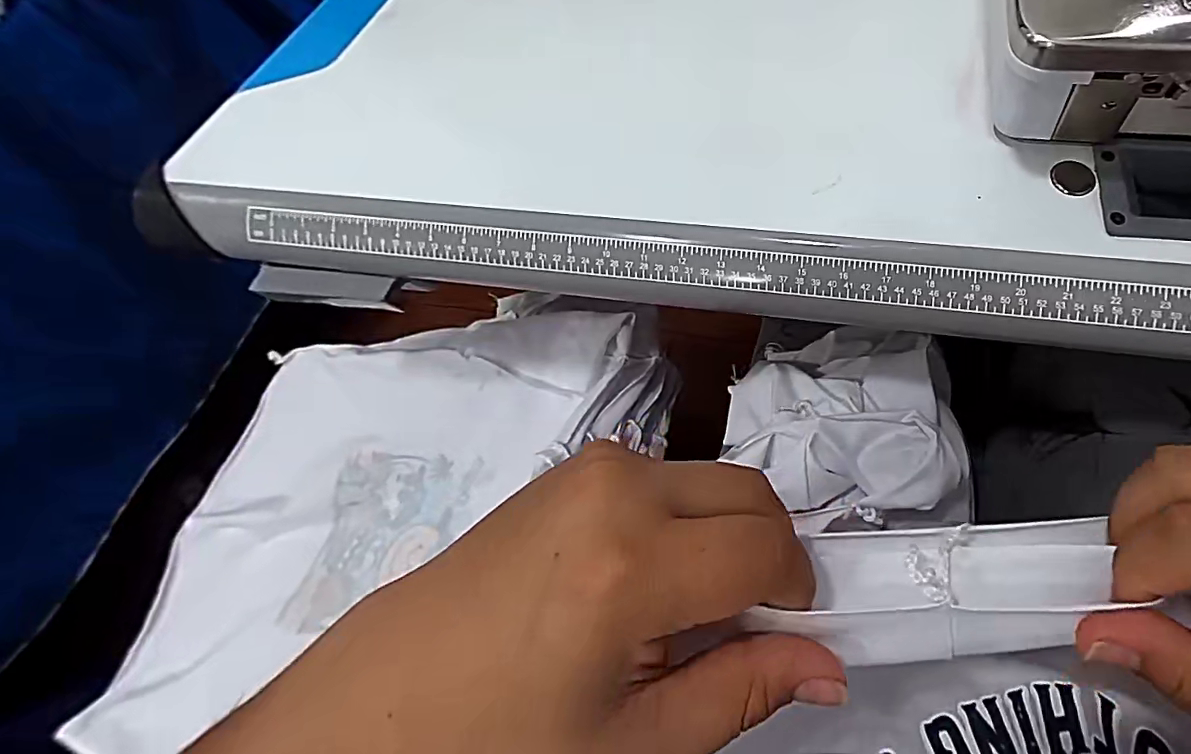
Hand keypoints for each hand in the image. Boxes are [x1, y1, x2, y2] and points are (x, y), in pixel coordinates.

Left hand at [191, 442, 844, 753]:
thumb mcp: (628, 748)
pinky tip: (643, 581)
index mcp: (630, 561)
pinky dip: (685, 520)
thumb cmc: (493, 751)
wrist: (362, 718)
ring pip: (711, 481)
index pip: (764, 547)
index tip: (789, 634)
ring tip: (683, 611)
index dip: (796, 592)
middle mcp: (617, 487)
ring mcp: (592, 465)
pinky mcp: (573, 465)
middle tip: (744, 625)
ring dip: (725, 535)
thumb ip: (741, 690)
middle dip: (769, 553)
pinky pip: (665, 477)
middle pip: (749, 494)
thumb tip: (828, 669)